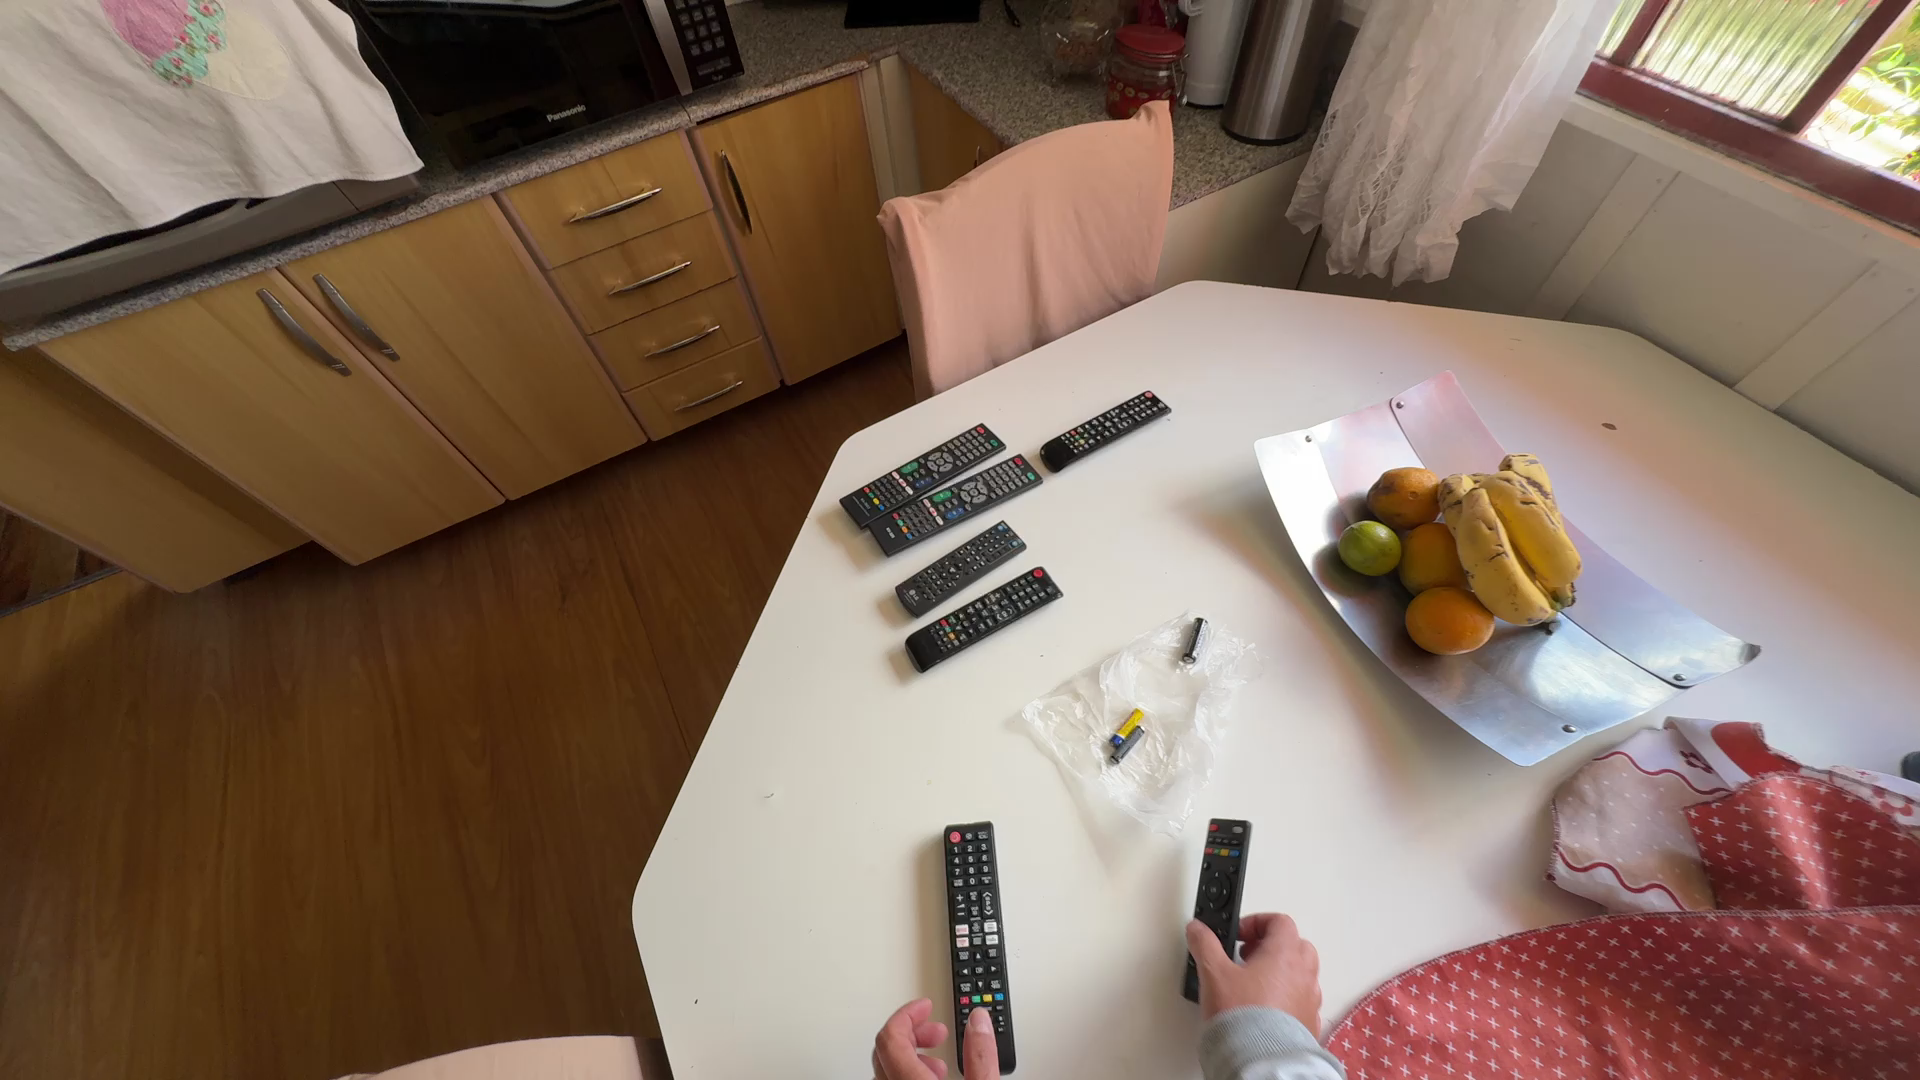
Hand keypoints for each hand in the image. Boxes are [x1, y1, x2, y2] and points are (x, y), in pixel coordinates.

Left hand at [873, 999, 1000, 1079]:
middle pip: (885, 1049)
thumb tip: (978, 1019)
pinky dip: (907, 1072)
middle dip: (913, 1032)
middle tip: (936, 1030)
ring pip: (886, 1068)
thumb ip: (980, 1055)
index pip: (890, 1037)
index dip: (908, 1013)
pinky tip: (932, 1079)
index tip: (926, 1005)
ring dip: (910, 1055)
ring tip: (939, 1061)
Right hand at [1185, 912, 1323, 1031]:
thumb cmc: (1242, 1016)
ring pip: (1302, 974)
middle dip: (1272, 946)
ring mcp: (1309, 1002)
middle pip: (1296, 945)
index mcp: (1284, 955)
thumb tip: (1197, 929)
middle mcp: (1303, 975)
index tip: (1240, 935)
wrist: (1260, 1063)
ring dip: (1281, 972)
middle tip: (1248, 955)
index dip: (1257, 922)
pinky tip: (1264, 1007)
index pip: (1280, 922)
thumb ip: (1204, 943)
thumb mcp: (1213, 971)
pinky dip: (1286, 997)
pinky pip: (1302, 1001)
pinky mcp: (1308, 1026)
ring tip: (1254, 983)